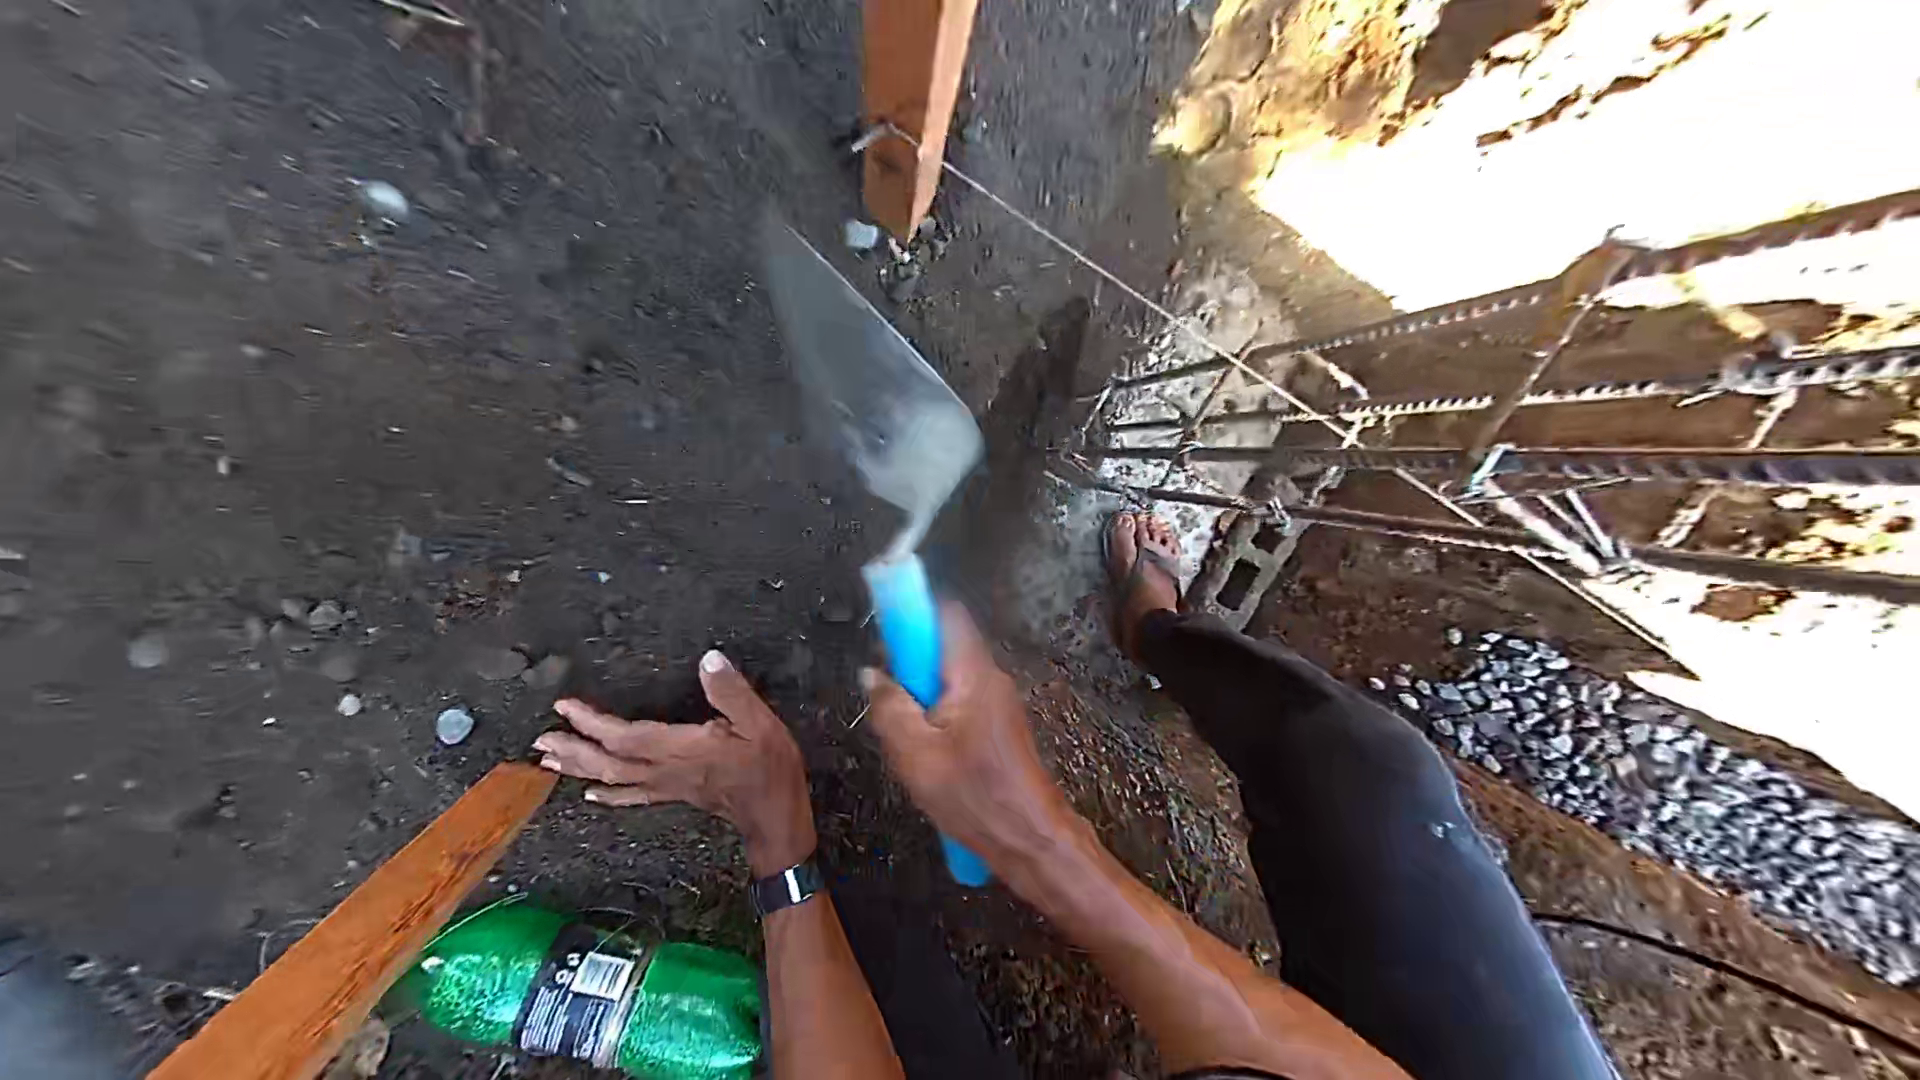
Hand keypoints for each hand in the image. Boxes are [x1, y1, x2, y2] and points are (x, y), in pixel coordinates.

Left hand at [532, 650, 816, 875]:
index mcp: (682, 748)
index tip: (566, 707)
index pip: (625, 736)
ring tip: (552, 761)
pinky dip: (608, 793)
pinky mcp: (676, 793)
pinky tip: (593, 793)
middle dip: (574, 749)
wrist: (774, 812)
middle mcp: (666, 769)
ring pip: (614, 778)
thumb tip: (709, 659)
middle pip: (608, 761)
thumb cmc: (768, 766)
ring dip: (580, 769)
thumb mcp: (758, 721)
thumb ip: (731, 690)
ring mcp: (669, 785)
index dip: (592, 722)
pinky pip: (632, 794)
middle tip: (541, 739)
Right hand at [861, 603, 1075, 871]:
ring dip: (923, 689)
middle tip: (887, 689)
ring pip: (953, 675)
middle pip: (948, 644)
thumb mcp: (915, 754)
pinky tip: (926, 746)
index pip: (948, 615)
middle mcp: (991, 677)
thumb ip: (889, 707)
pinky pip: (964, 699)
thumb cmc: (972, 795)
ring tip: (903, 725)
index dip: (915, 613)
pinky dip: (939, 709)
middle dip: (912, 659)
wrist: (1030, 838)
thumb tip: (872, 673)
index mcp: (973, 674)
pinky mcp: (1001, 724)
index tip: (885, 633)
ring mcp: (1000, 701)